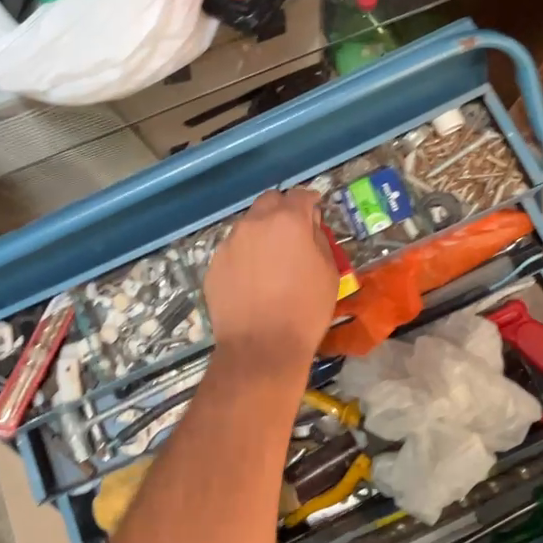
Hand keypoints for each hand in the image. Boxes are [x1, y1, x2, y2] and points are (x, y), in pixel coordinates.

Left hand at [204, 190, 338, 373]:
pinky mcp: (214, 264)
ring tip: (270, 260)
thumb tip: (309, 224)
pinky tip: (252, 280)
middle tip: (293, 231)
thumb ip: (318, 239)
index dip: (310, 201)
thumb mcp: (328, 272)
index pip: (300, 195)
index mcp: (287, 221)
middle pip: (269, 201)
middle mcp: (254, 223)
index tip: (315, 209)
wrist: (260, 347)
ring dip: (261, 232)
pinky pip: (233, 250)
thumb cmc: (304, 310)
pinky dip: (244, 256)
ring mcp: (230, 243)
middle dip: (282, 209)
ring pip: (248, 225)